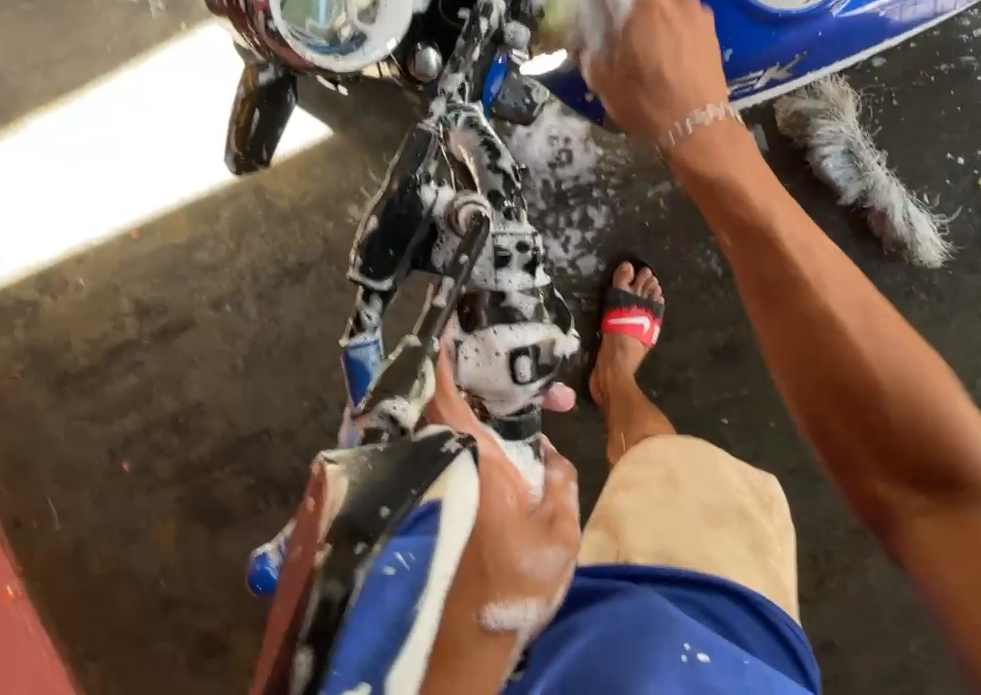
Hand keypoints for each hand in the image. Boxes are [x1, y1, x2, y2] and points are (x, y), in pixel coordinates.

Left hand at [420, 336, 581, 692]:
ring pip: (439, 439)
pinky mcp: (421, 510)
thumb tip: (550, 451)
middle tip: (516, 389)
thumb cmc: (514, 582)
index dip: (444, 362)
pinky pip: (435, 463)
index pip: (447, 396)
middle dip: (473, 392)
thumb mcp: (558, 531)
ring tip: (507, 424)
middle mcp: (441, 466)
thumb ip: (560, 480)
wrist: (463, 644)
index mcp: (471, 459)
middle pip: (443, 413)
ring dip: (466, 424)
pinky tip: (487, 463)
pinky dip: (457, 452)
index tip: (446, 335)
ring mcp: (427, 488)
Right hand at [572, 0, 735, 149]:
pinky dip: (668, 20)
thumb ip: (588, 47)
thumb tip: (583, 36)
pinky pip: (681, 12)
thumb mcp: (602, 77)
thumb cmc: (645, 100)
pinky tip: (662, 42)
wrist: (697, 126)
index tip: (588, 10)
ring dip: (647, 8)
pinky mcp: (710, 26)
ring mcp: (695, 8)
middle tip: (612, 20)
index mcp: (640, 0)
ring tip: (638, 33)